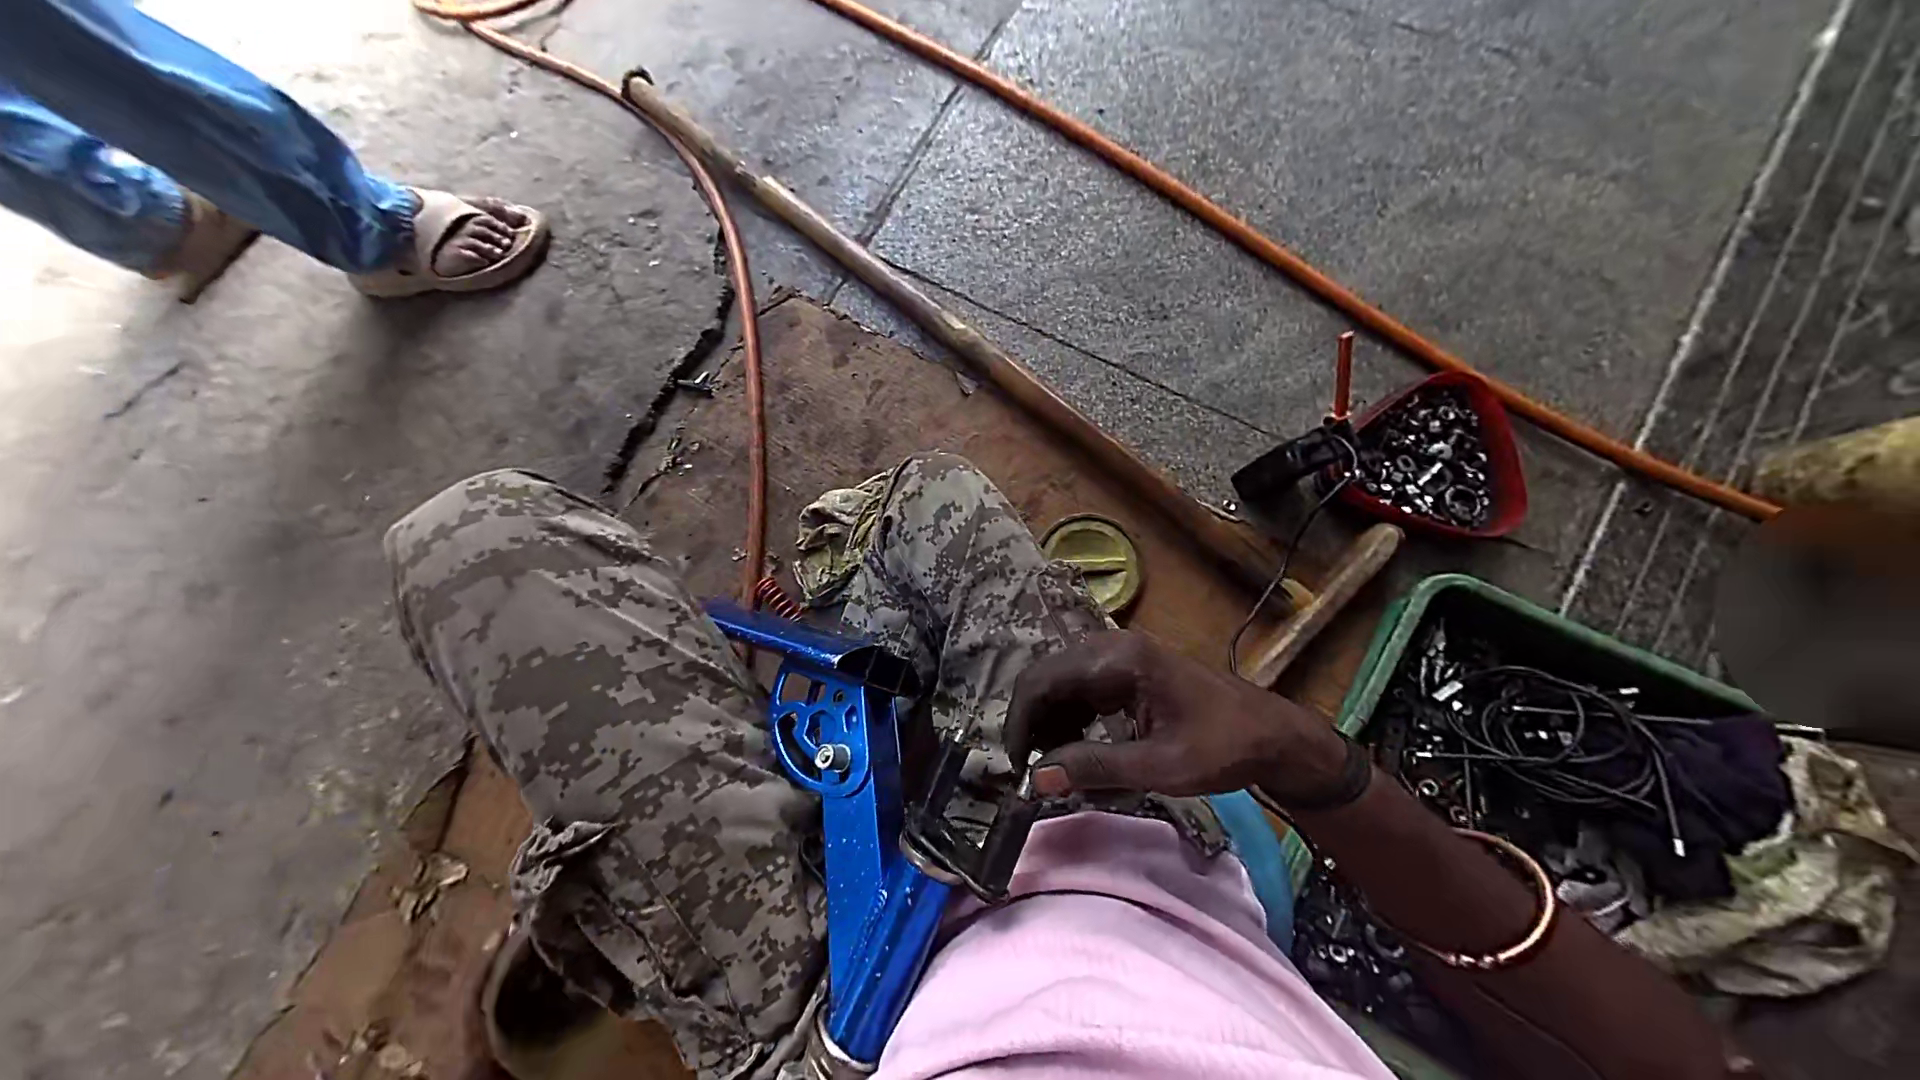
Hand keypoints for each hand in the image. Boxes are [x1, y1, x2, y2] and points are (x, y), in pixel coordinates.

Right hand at [1005, 631, 1353, 805]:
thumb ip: (1095, 768)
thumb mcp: (1160, 766)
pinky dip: (1069, 720)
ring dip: (1050, 724)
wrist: (1271, 735)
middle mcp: (1111, 646)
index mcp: (1119, 659)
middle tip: (1033, 770)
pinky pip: (1080, 690)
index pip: (1044, 681)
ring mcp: (1118, 655)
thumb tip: (1037, 777)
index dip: (1021, 722)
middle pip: (1047, 679)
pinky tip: (1076, 750)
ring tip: (1055, 766)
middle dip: (1033, 725)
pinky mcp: (1124, 670)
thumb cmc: (1223, 747)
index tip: (1016, 766)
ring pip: (1060, 685)